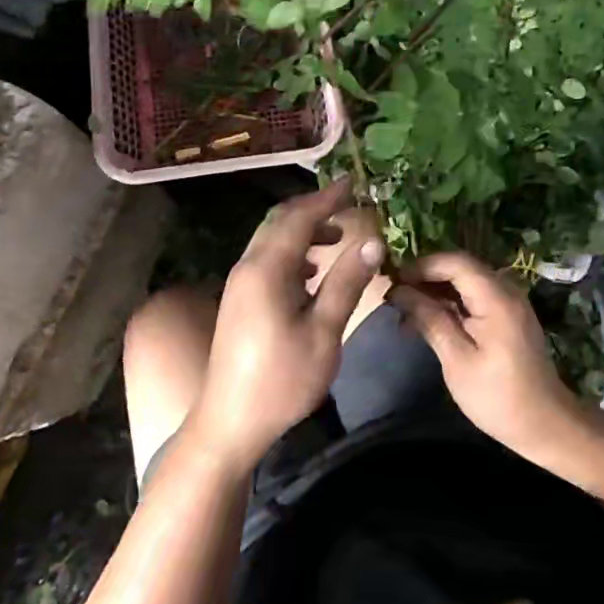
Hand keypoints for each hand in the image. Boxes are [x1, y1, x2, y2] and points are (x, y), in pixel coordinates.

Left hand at [182, 178, 384, 472]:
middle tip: (349, 206)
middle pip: (279, 223)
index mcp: (266, 270)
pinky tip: (312, 273)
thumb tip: (372, 241)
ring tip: (337, 239)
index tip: (353, 183)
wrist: (230, 420)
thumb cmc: (282, 379)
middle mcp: (247, 267)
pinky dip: (292, 254)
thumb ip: (346, 283)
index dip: (327, 198)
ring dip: (303, 232)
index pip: (298, 218)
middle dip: (314, 210)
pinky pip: (266, 261)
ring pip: (272, 241)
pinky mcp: (239, 300)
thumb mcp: (324, 332)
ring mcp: (239, 283)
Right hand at [391, 252, 585, 458]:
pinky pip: (474, 296)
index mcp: (497, 299)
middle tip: (394, 295)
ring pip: (465, 281)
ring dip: (434, 290)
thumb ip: (429, 319)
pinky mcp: (507, 316)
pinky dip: (449, 302)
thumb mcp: (456, 360)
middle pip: (460, 268)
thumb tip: (399, 292)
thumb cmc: (498, 397)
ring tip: (404, 309)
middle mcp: (506, 292)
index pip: (455, 262)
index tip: (394, 282)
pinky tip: (427, 319)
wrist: (546, 426)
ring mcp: (509, 303)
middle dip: (424, 277)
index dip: (421, 266)